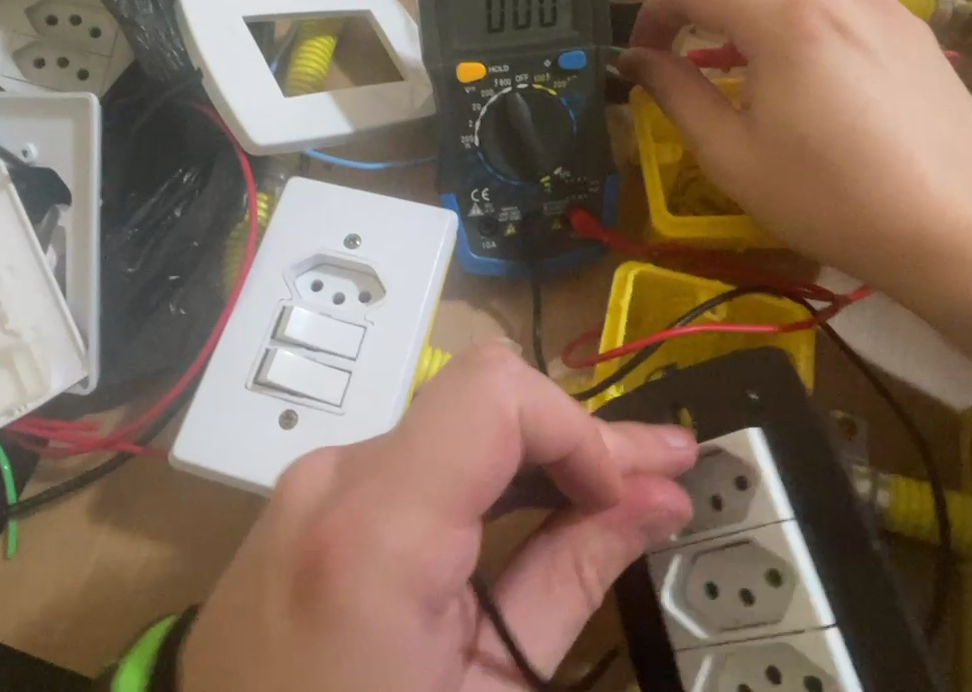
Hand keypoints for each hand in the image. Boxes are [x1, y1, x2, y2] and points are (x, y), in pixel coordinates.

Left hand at [179, 343, 696, 691]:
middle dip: (573, 438)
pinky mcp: (307, 508)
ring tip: (615, 491)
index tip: (629, 491)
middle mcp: (331, 481)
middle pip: (475, 403)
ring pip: (448, 429)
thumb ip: (570, 579)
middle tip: (664, 473)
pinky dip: (480, 480)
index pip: (491, 392)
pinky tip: (534, 507)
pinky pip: (410, 465)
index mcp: (372, 531)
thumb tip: (653, 501)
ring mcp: (310, 489)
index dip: (576, 425)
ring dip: (533, 457)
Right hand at [622, 0, 971, 289]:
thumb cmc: (830, 200)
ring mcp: (880, 2)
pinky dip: (796, 0)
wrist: (958, 228)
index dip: (654, 12)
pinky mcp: (908, 25)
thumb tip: (636, 60)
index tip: (641, 52)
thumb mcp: (731, 156)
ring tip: (733, 41)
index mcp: (785, 20)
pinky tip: (793, 63)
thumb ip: (676, 95)